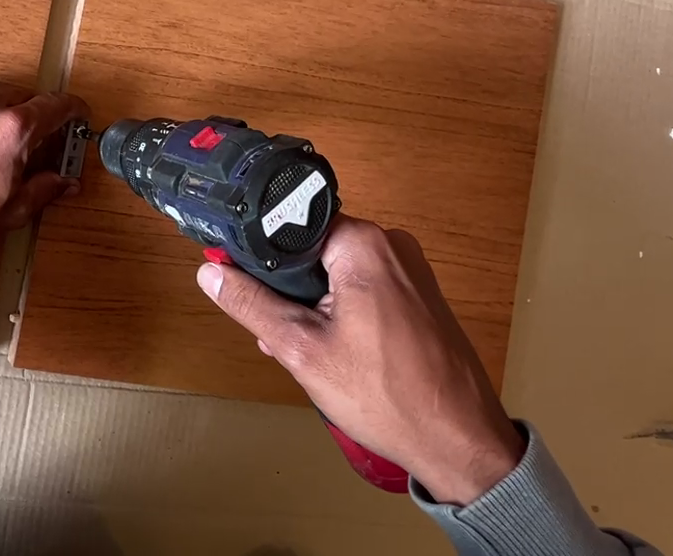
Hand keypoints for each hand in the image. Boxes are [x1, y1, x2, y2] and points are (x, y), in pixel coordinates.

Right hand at [196, 216, 525, 504]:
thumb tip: (209, 273)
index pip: (288, 227)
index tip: (243, 285)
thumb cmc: (389, 397)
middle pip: (309, 250)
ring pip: (332, 271)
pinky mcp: (416, 294)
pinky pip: (359, 287)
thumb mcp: (301, 349)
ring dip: (309, 303)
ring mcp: (408, 270)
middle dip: (286, 288)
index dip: (259, 258)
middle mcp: (390, 245)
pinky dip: (337, 310)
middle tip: (274, 329)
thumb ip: (250, 304)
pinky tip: (329, 348)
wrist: (463, 447)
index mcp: (363, 243)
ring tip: (302, 346)